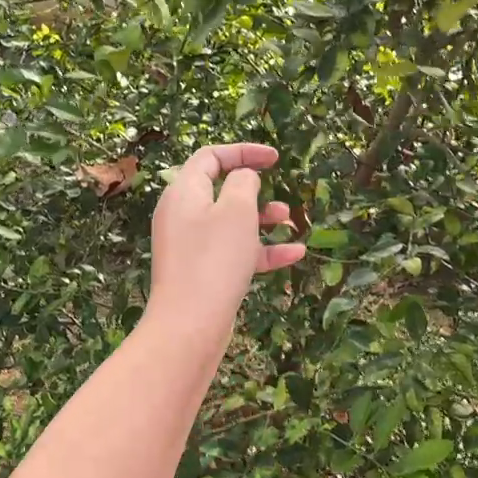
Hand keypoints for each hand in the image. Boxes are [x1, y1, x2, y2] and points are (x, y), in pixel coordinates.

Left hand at [146, 144, 306, 336]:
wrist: (189, 325)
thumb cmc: (214, 259)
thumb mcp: (236, 211)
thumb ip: (243, 184)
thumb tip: (243, 178)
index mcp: (184, 192)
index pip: (210, 157)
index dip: (243, 151)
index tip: (275, 158)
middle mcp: (182, 215)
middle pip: (220, 190)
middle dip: (255, 190)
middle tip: (277, 192)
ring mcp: (191, 246)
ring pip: (230, 222)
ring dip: (262, 219)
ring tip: (289, 221)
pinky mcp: (202, 272)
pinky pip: (234, 251)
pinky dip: (261, 249)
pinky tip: (295, 253)